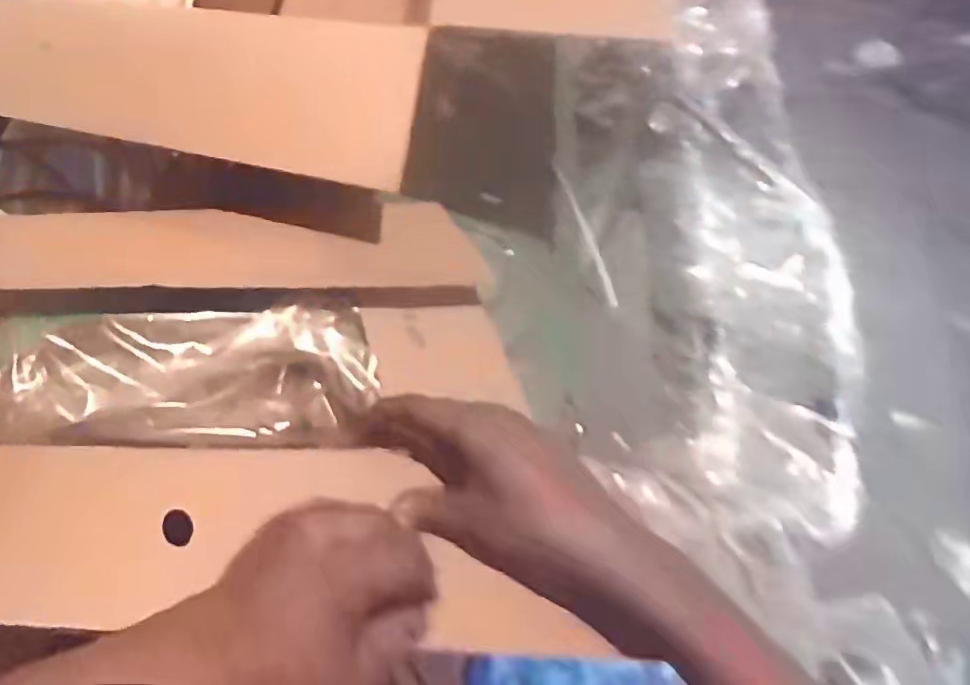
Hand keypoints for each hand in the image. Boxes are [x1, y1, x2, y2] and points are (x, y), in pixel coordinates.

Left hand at [207, 501, 438, 684]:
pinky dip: (341, 531)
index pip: (408, 551)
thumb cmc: (287, 678)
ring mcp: (292, 518)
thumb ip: (394, 635)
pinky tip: (337, 568)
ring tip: (368, 582)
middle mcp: (318, 527)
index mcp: (342, 567)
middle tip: (399, 595)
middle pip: (382, 520)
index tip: (422, 610)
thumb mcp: (356, 675)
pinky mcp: (275, 521)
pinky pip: (323, 512)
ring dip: (371, 538)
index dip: (425, 581)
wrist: (214, 657)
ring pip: (353, 511)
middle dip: (400, 553)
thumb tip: (413, 607)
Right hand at [362, 395, 656, 610]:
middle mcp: (491, 415)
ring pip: (458, 422)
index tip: (349, 424)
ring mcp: (519, 429)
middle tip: (368, 438)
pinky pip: (481, 434)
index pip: (409, 406)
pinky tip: (454, 469)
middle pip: (432, 410)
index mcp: (469, 423)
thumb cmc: (532, 536)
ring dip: (427, 433)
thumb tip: (392, 506)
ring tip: (403, 451)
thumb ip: (423, 507)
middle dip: (398, 422)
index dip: (376, 414)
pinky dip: (454, 443)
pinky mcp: (539, 448)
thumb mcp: (468, 524)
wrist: (620, 563)